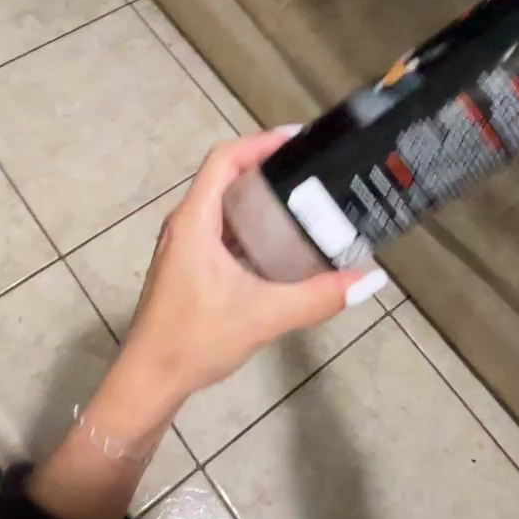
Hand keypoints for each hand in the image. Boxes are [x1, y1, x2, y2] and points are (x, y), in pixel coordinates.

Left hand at [111, 130, 377, 410]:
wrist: (149, 380)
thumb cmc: (196, 339)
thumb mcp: (264, 316)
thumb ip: (318, 297)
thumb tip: (369, 280)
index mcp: (195, 220)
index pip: (223, 160)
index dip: (259, 142)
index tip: (297, 139)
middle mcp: (186, 224)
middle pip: (225, 177)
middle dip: (267, 167)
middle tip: (312, 169)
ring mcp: (184, 245)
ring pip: (223, 204)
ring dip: (258, 197)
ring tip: (304, 199)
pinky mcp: (187, 265)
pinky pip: (221, 228)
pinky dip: (250, 224)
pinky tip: (280, 242)